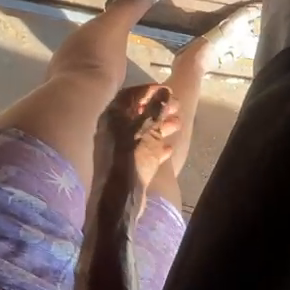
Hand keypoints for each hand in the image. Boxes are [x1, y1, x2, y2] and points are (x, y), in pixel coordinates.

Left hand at [93, 84, 180, 202]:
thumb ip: (157, 108)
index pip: (131, 94)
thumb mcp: (149, 129)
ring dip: (160, 126)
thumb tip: (165, 91)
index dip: (150, 90)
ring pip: (141, 132)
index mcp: (112, 116)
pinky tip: (169, 149)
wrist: (119, 198)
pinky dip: (155, 147)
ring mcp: (116, 149)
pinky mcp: (123, 166)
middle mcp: (111, 129)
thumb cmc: (133, 156)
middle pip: (137, 112)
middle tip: (178, 107)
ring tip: (178, 125)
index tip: (168, 91)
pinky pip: (140, 150)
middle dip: (159, 108)